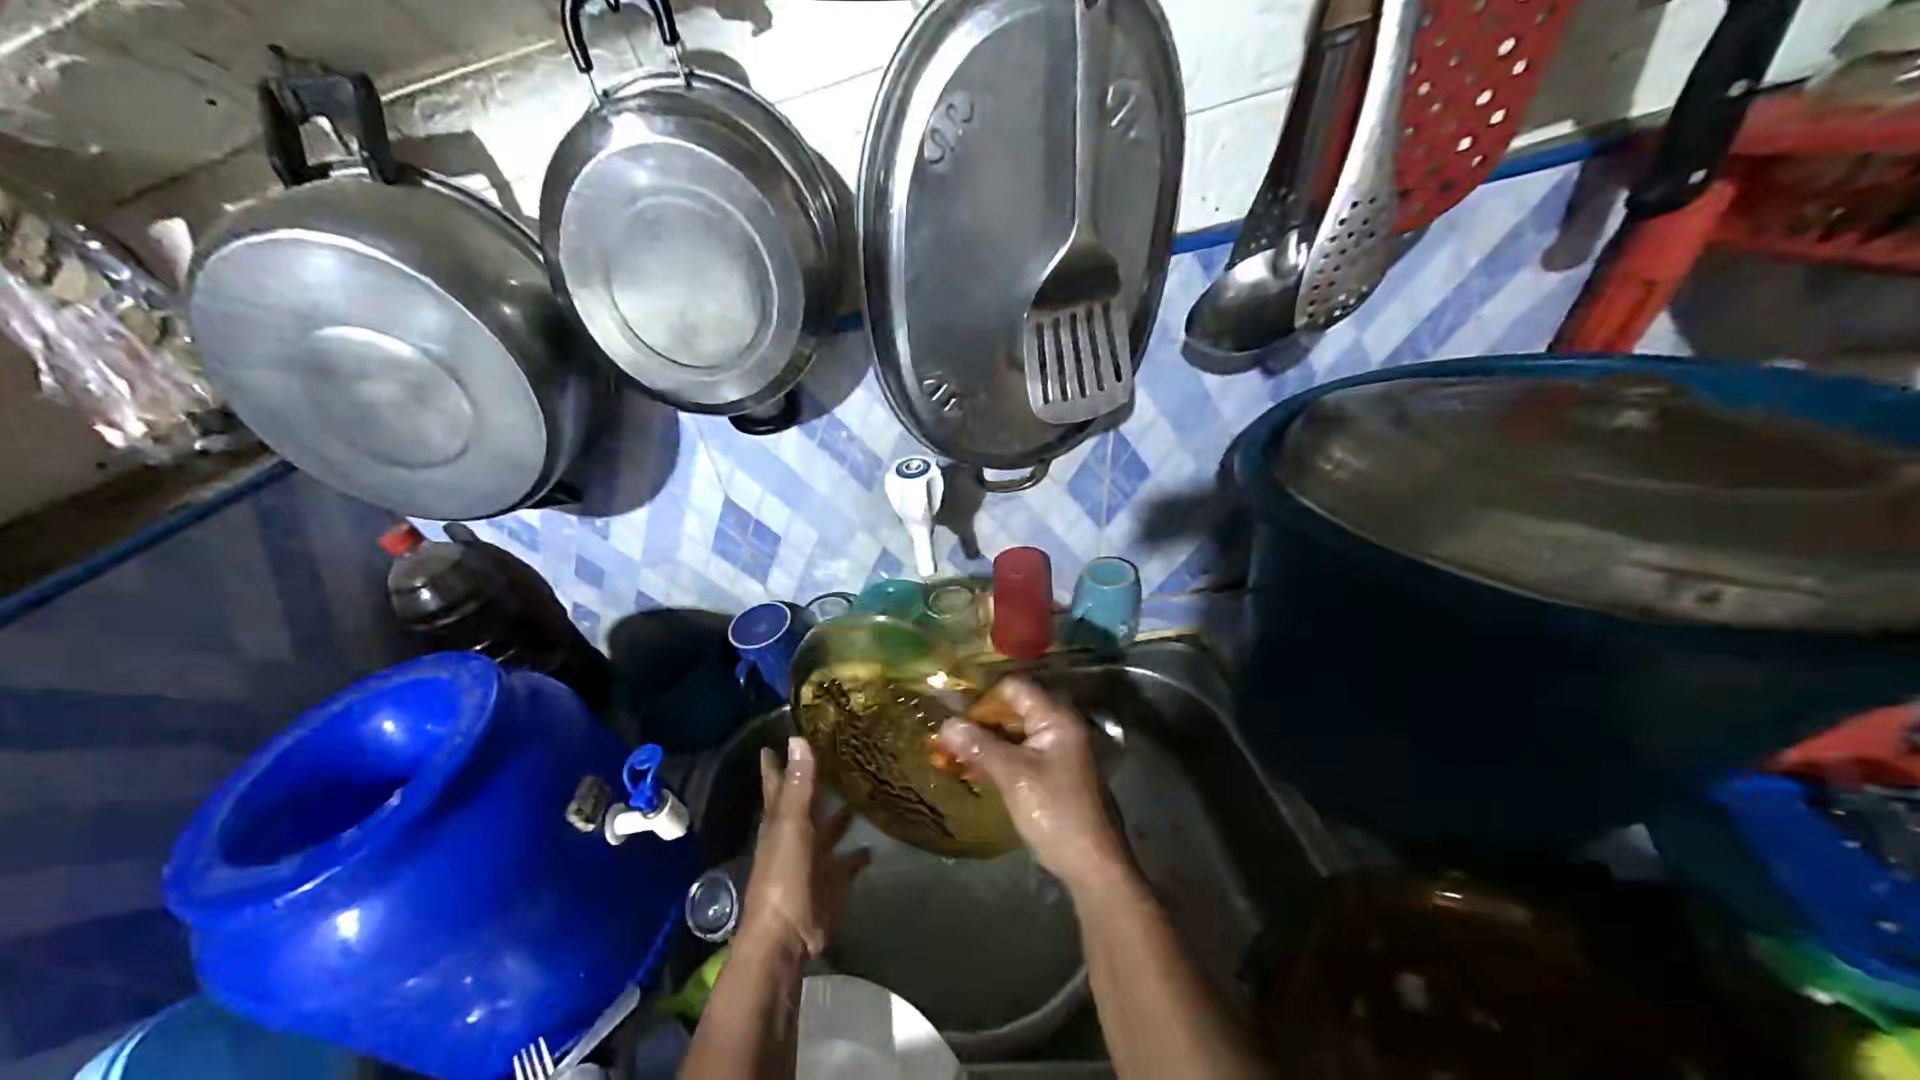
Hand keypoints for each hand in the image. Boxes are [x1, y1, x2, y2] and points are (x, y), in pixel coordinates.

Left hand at [739, 737, 871, 956]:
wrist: (788, 934)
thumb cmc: (784, 875)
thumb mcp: (792, 824)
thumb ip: (799, 784)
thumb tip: (797, 739)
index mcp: (780, 820)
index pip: (777, 782)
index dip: (775, 763)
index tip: (776, 739)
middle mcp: (796, 835)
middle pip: (806, 802)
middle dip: (816, 782)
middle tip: (836, 755)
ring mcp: (815, 859)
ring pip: (829, 829)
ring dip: (841, 814)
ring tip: (864, 791)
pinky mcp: (833, 882)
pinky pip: (848, 863)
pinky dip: (858, 854)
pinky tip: (874, 844)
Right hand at [938, 678, 1128, 890]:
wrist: (1090, 863)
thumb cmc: (1054, 812)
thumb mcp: (1012, 776)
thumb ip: (979, 746)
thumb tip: (945, 724)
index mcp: (1056, 719)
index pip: (1015, 688)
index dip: (983, 696)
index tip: (953, 711)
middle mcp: (1058, 728)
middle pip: (1013, 709)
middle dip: (980, 720)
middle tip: (948, 733)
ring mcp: (1056, 751)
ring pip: (1014, 734)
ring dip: (985, 741)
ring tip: (952, 751)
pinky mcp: (1051, 773)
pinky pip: (1019, 754)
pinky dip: (997, 758)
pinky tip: (972, 769)